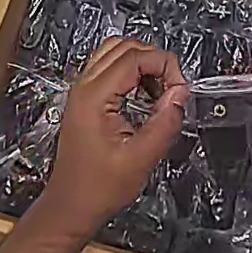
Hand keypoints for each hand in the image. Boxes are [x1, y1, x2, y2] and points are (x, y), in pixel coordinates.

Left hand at [36, 38, 188, 237]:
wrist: (71, 206)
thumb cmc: (99, 187)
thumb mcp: (141, 158)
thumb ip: (165, 122)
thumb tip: (181, 93)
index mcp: (94, 96)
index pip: (134, 57)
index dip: (164, 65)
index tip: (180, 88)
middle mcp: (84, 85)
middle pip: (125, 46)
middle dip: (155, 60)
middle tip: (172, 88)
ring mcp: (82, 89)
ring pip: (116, 51)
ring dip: (143, 63)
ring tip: (159, 90)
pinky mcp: (85, 96)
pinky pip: (109, 66)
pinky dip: (131, 70)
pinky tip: (143, 95)